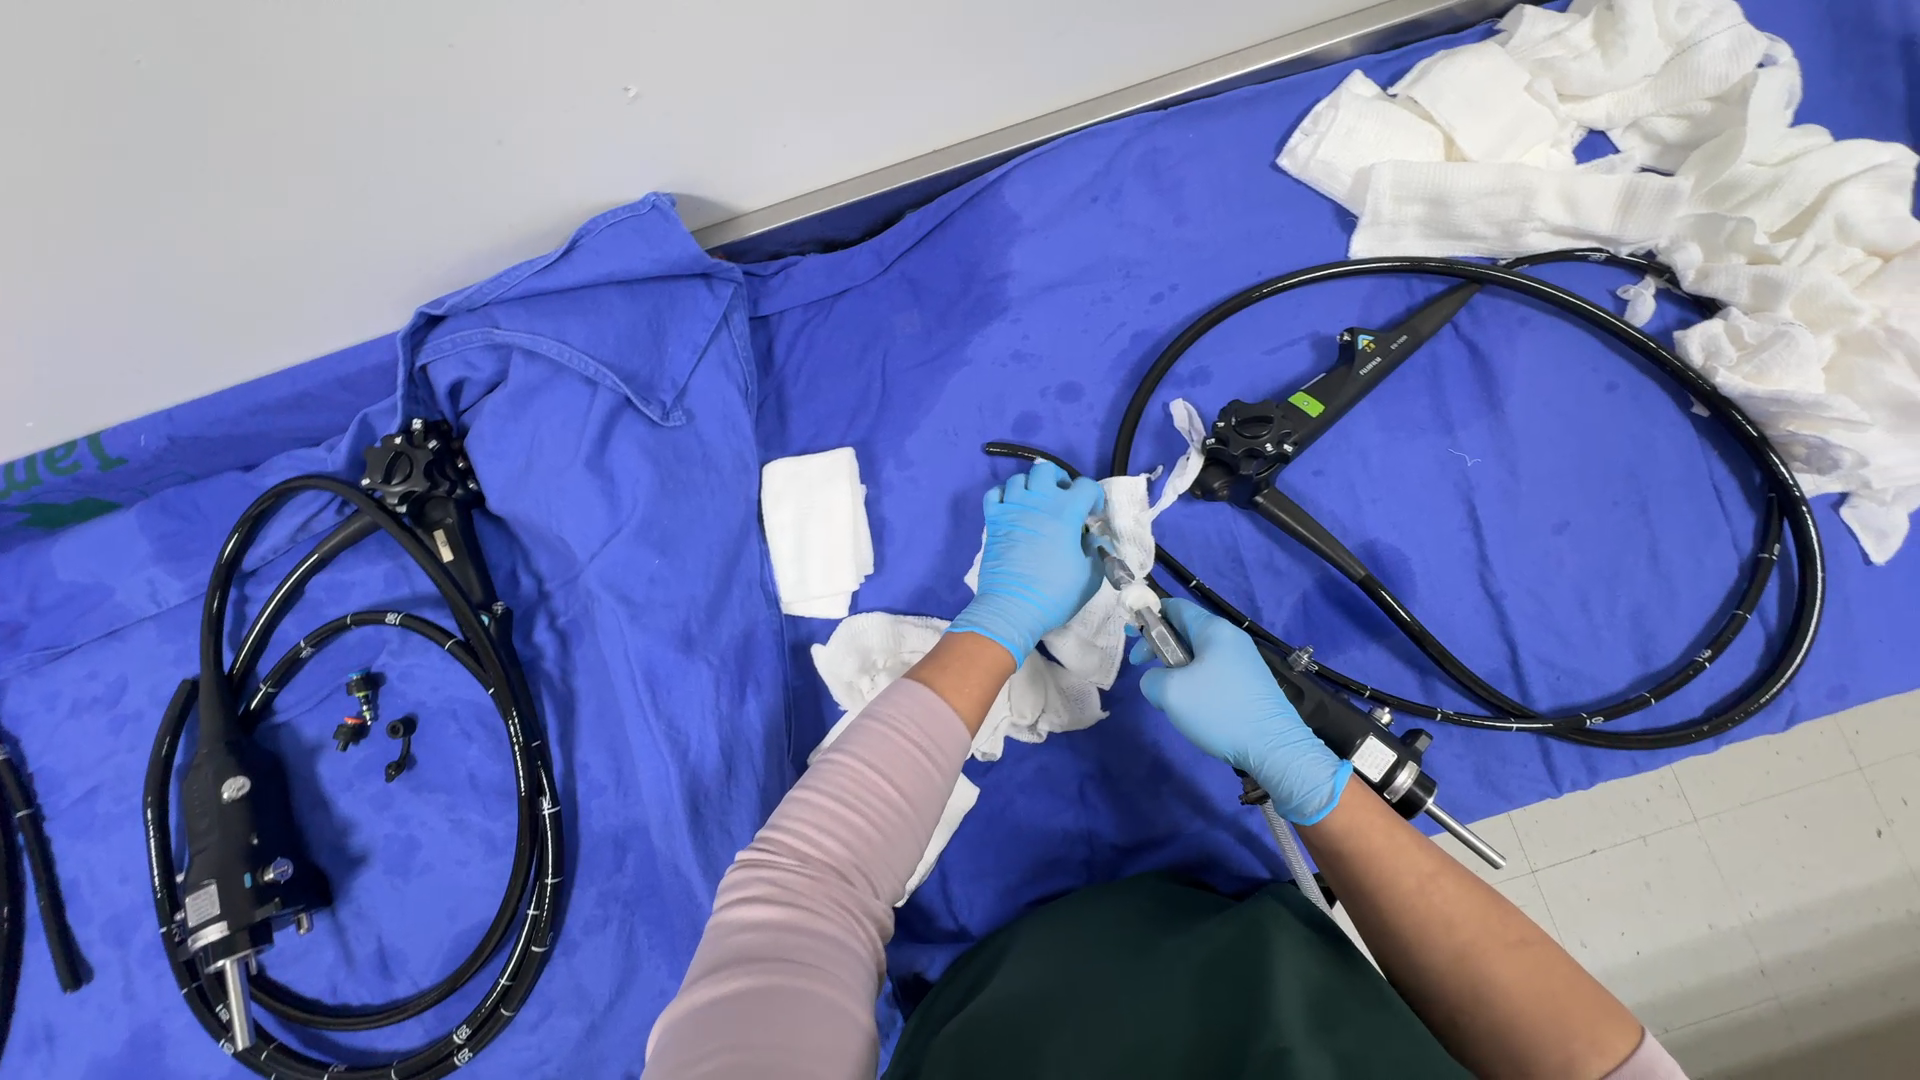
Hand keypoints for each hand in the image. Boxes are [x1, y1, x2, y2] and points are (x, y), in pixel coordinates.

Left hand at [948, 461, 1105, 665]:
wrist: (1012, 607)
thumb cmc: (1054, 594)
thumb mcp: (1090, 576)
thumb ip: (1095, 551)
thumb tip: (1089, 540)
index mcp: (1066, 511)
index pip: (1086, 486)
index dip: (1094, 497)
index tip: (1093, 515)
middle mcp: (1037, 501)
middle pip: (1047, 469)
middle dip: (1059, 480)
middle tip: (1064, 500)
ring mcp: (1011, 507)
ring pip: (1019, 479)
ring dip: (1031, 487)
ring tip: (1037, 504)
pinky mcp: (992, 519)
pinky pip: (995, 493)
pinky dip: (1004, 495)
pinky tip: (1013, 509)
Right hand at [1131, 598, 1351, 824]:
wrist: (1273, 748)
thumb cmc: (1219, 710)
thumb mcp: (1170, 692)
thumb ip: (1151, 677)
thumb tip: (1158, 680)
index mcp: (1214, 630)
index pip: (1175, 607)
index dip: (1148, 617)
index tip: (1132, 638)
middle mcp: (1231, 639)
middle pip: (1185, 631)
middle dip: (1159, 647)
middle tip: (1143, 669)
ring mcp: (1244, 661)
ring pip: (1197, 655)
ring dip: (1176, 670)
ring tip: (1169, 696)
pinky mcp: (1250, 684)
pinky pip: (1213, 673)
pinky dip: (1195, 683)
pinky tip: (1192, 707)